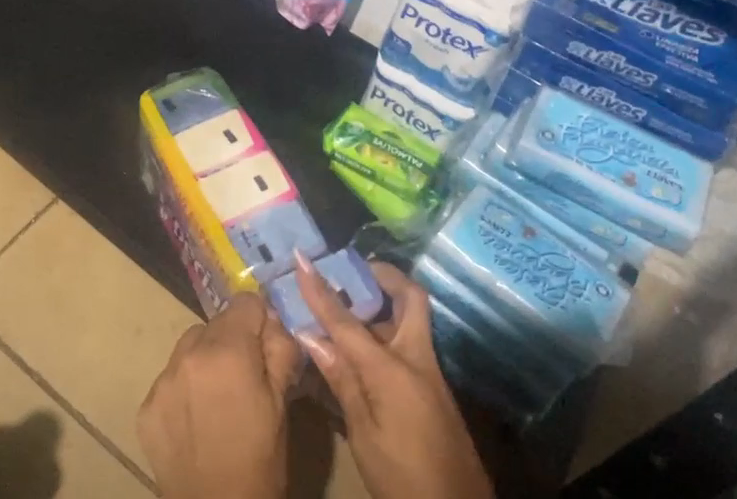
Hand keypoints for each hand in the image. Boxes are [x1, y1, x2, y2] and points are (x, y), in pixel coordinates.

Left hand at [138, 292, 301, 498]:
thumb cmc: (260, 458)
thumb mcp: (283, 401)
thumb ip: (280, 349)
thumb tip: (272, 321)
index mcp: (227, 350)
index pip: (245, 302)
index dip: (261, 320)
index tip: (267, 344)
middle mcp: (188, 354)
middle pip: (216, 323)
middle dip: (233, 340)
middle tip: (246, 376)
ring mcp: (162, 379)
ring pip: (190, 346)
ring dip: (206, 359)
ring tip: (219, 397)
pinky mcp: (146, 405)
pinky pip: (171, 377)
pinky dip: (185, 387)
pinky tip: (197, 418)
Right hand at [295, 256, 491, 498]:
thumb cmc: (404, 477)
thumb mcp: (364, 435)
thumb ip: (342, 381)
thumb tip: (312, 336)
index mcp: (393, 370)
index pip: (348, 322)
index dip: (321, 290)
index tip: (302, 259)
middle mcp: (417, 359)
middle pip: (410, 300)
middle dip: (385, 277)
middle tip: (354, 272)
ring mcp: (430, 374)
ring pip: (410, 320)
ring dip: (383, 306)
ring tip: (347, 306)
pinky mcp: (433, 390)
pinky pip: (408, 345)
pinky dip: (384, 335)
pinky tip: (361, 349)